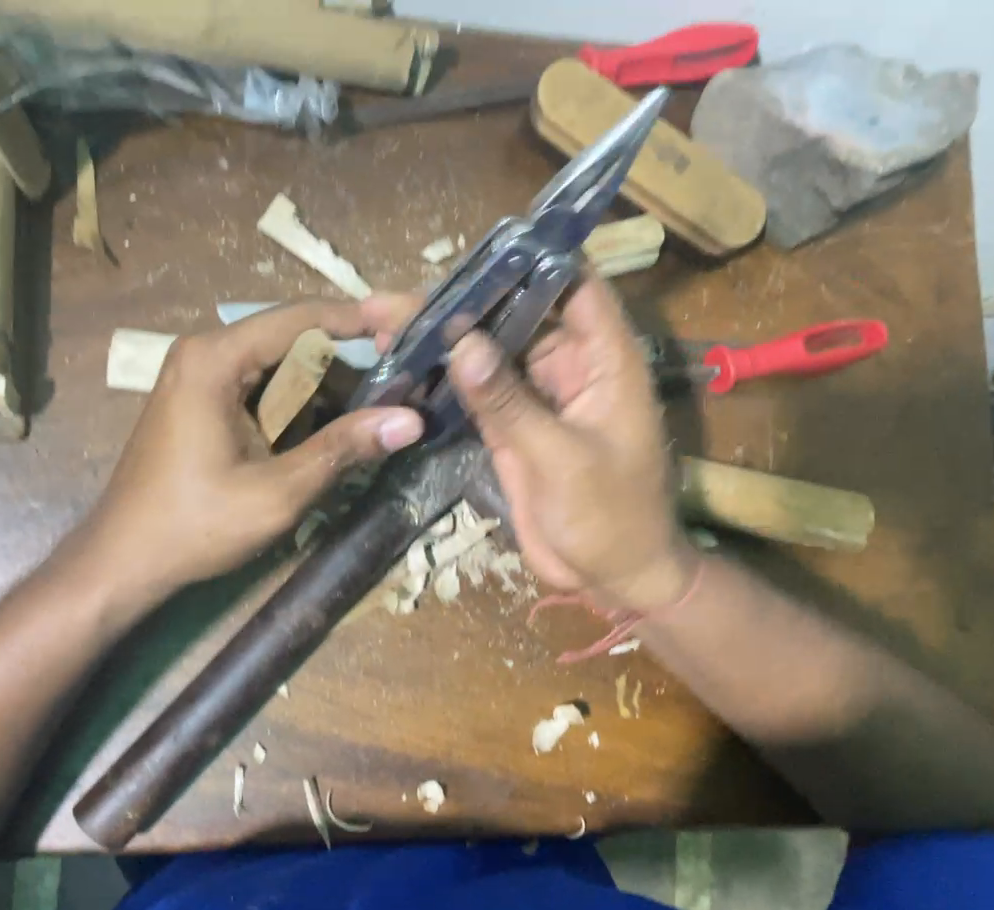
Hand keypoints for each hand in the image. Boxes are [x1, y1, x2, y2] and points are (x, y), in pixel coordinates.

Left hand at [82, 302, 423, 602]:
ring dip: (327, 380)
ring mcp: (198, 376)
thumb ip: (343, 448)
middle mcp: (204, 352)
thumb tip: (411, 420)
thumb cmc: (196, 525)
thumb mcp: (278, 491)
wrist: (124, 559)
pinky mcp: (200, 401)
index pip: (301, 317)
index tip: (410, 329)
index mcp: (215, 358)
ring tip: (382, 397)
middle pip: (291, 336)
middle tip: (403, 374)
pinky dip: (299, 399)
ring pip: (279, 362)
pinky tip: (335, 422)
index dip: (360, 321)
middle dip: (348, 355)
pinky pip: (260, 385)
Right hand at [361, 276, 693, 611]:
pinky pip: (474, 394)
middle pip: (514, 315)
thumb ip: (511, 403)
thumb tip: (460, 342)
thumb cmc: (610, 516)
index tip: (473, 248)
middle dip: (462, 302)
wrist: (611, 577)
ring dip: (442, 341)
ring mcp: (535, 397)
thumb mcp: (563, 458)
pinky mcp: (510, 428)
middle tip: (394, 298)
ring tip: (382, 325)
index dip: (531, 259)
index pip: (573, 285)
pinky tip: (400, 369)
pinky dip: (441, 382)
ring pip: (487, 353)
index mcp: (603, 359)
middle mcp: (568, 366)